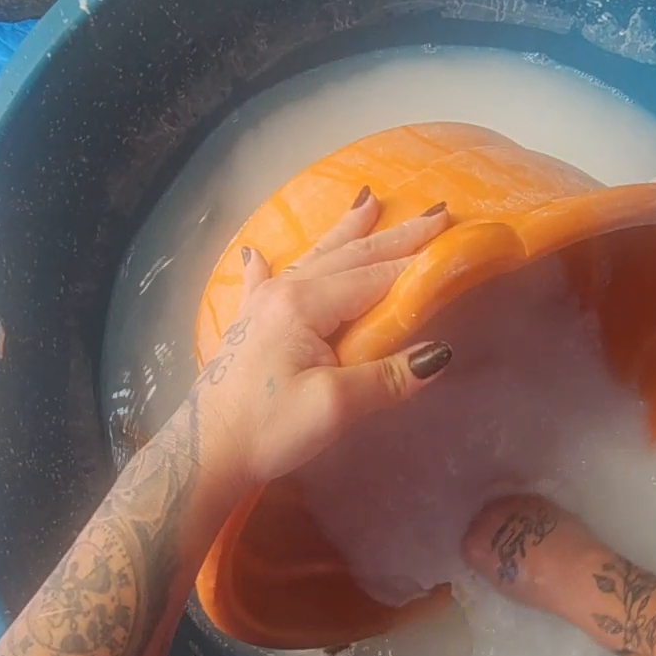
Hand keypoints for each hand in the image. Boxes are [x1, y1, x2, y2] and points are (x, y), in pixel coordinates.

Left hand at [192, 189, 455, 494]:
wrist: (204, 455)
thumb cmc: (268, 429)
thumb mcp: (335, 406)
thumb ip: (388, 377)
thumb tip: (440, 356)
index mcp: (304, 305)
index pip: (373, 278)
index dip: (414, 265)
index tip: (452, 241)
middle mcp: (283, 293)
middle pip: (349, 257)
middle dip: (394, 235)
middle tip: (435, 211)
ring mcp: (261, 306)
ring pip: (315, 259)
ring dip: (346, 232)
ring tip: (367, 201)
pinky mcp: (248, 326)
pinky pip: (264, 283)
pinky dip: (268, 265)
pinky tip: (255, 253)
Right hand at [459, 495, 595, 610]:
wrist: (575, 572)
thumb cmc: (538, 588)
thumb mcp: (501, 583)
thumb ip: (488, 564)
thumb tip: (489, 555)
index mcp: (473, 544)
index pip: (467, 543)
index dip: (479, 551)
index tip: (490, 558)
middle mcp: (486, 518)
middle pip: (481, 520)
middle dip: (490, 530)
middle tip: (505, 544)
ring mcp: (510, 504)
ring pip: (500, 508)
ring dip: (506, 517)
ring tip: (522, 532)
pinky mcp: (532, 497)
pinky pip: (520, 503)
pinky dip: (524, 513)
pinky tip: (535, 524)